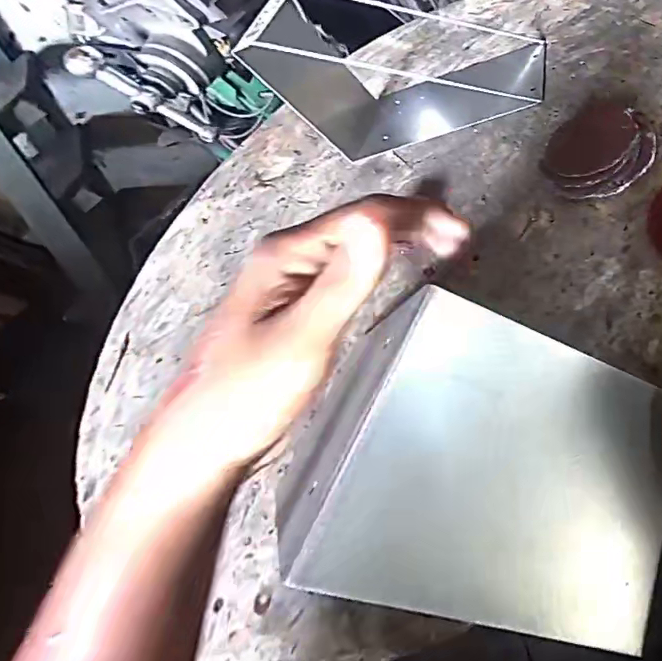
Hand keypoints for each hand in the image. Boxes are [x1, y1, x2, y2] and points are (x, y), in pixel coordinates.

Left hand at [139, 196, 468, 481]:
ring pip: (360, 238)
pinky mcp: (298, 298)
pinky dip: (387, 256)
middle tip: (460, 237)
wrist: (201, 446)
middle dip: (418, 221)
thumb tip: (378, 221)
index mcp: (286, 254)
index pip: (366, 214)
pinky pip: (352, 260)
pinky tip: (402, 262)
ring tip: (445, 245)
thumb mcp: (305, 337)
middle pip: (363, 220)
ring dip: (406, 235)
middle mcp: (288, 256)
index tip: (458, 231)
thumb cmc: (247, 397)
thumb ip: (345, 279)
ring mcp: (291, 276)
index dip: (418, 215)